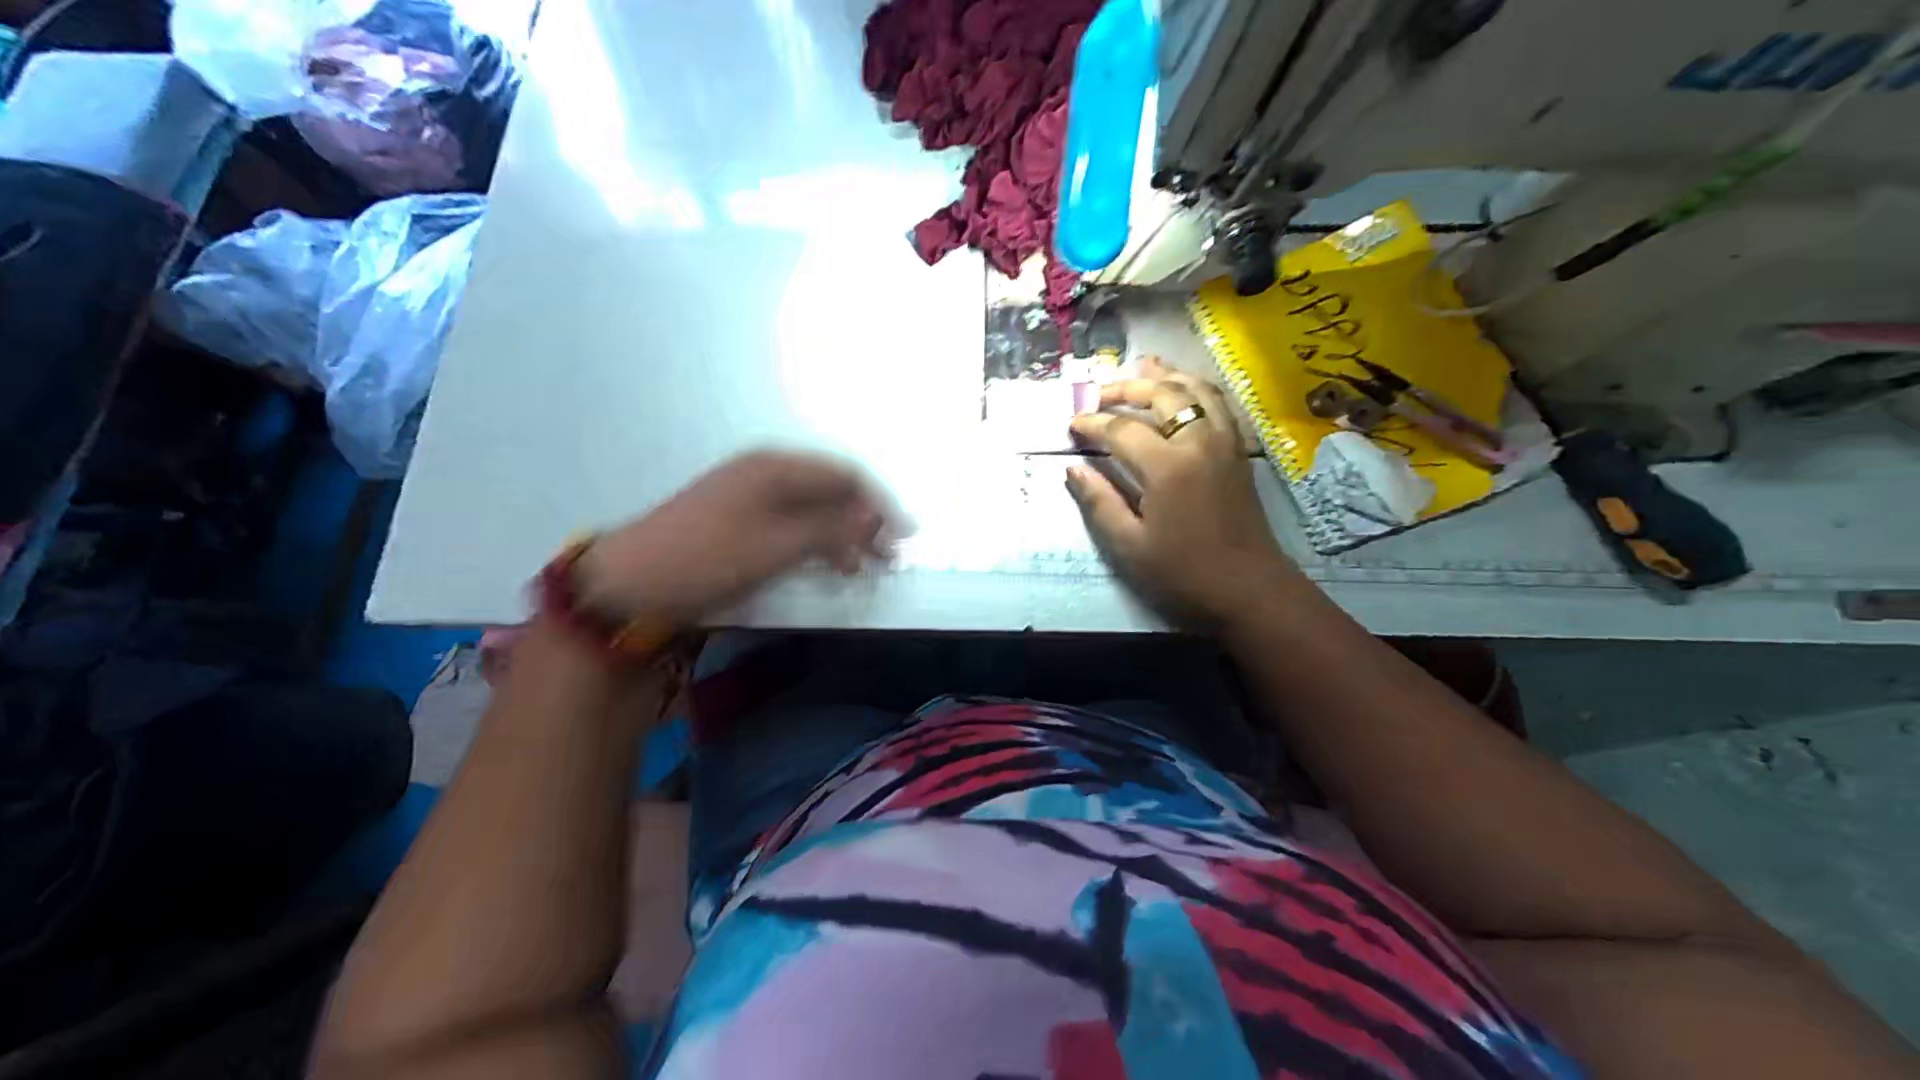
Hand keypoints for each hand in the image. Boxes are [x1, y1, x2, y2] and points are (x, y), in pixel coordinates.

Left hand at [575, 451, 889, 622]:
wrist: (629, 584)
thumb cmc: (708, 559)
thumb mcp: (777, 546)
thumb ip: (832, 529)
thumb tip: (877, 518)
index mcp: (776, 467)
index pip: (847, 475)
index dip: (882, 504)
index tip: (907, 537)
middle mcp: (766, 471)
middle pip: (831, 489)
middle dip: (865, 521)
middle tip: (890, 558)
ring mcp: (749, 494)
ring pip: (813, 508)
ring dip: (842, 535)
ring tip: (864, 569)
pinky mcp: (739, 519)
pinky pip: (792, 523)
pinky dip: (815, 543)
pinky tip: (827, 566)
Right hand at [1065, 357, 1297, 628]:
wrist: (1250, 590)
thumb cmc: (1183, 573)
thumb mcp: (1129, 546)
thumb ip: (1099, 502)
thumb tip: (1073, 468)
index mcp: (1168, 467)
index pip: (1122, 429)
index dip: (1092, 423)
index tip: (1072, 424)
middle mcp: (1199, 442)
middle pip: (1162, 395)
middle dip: (1126, 388)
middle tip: (1098, 396)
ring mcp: (1225, 442)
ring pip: (1197, 389)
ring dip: (1167, 376)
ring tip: (1143, 368)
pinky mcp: (1238, 451)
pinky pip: (1219, 403)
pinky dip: (1197, 388)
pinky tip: (1184, 390)